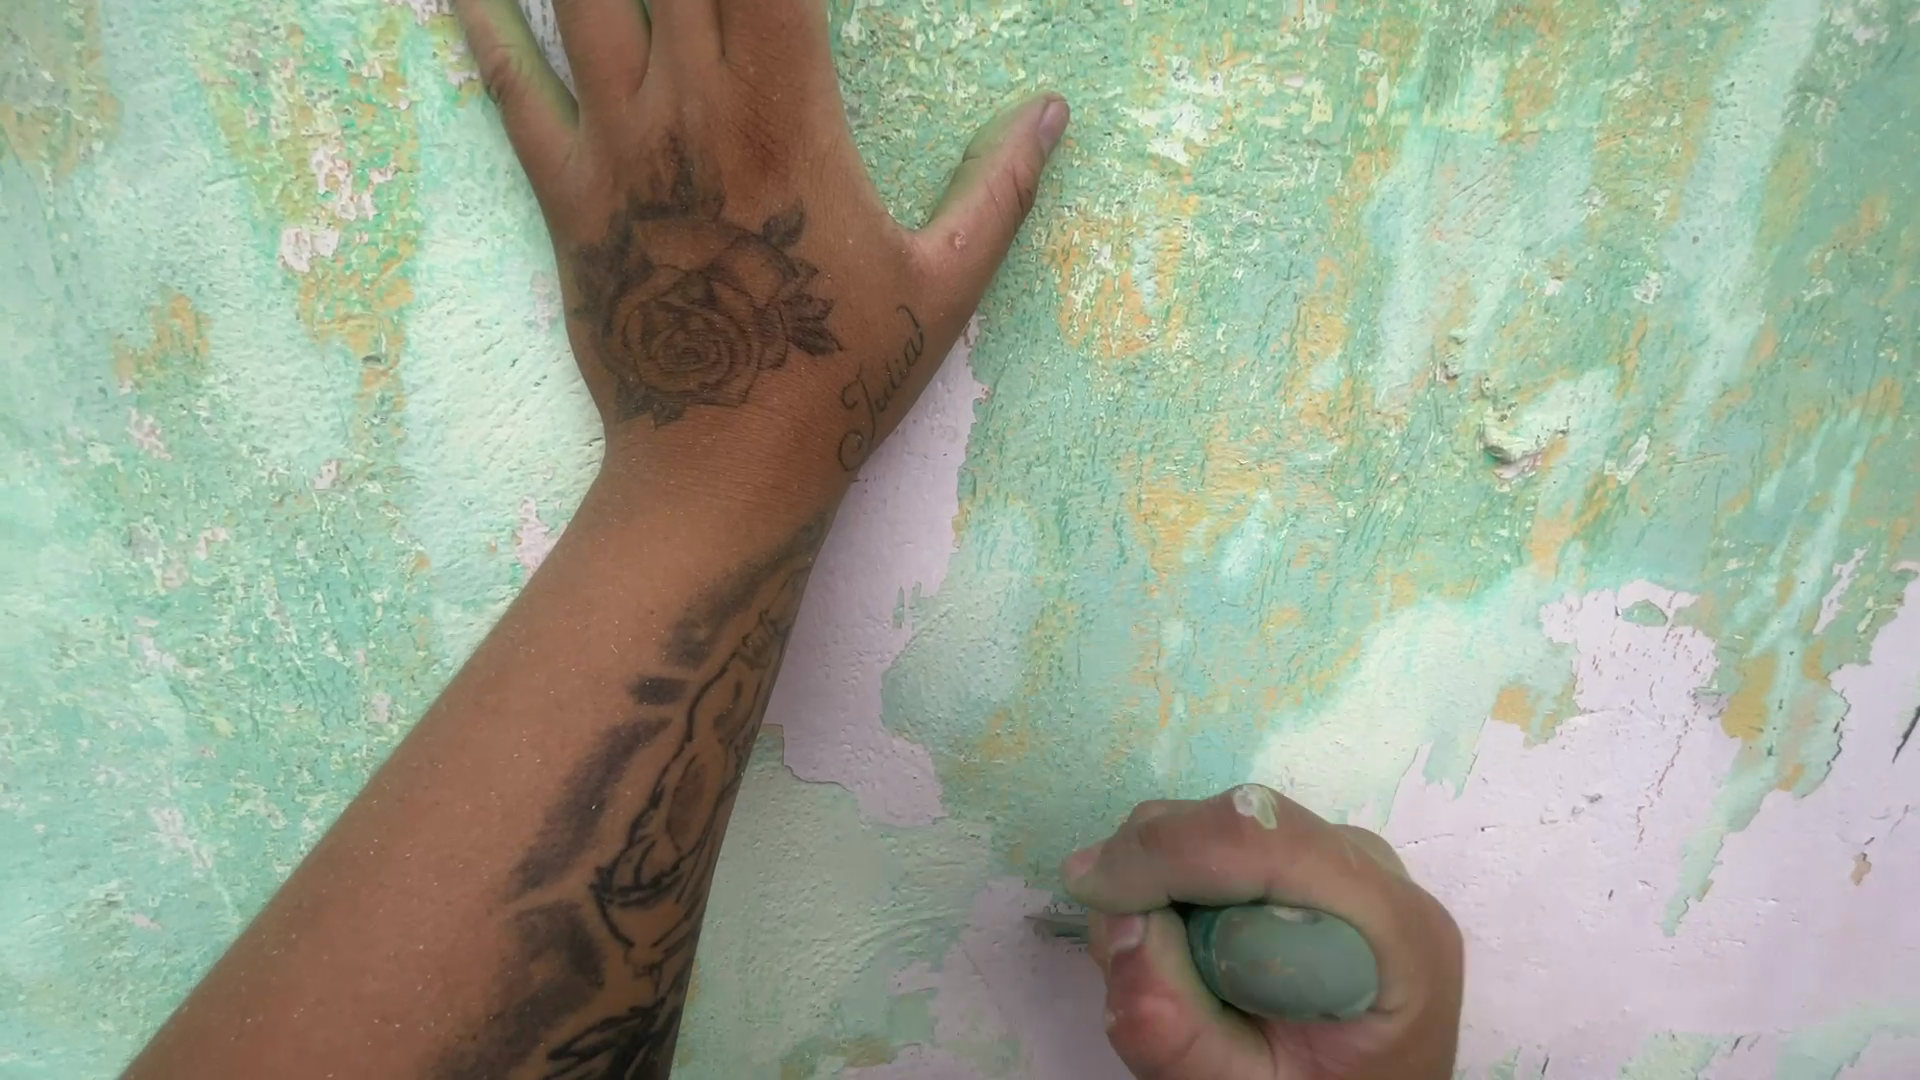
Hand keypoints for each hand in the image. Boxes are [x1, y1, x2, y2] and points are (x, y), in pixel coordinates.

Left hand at [454, 0, 1067, 513]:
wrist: (725, 473)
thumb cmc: (841, 386)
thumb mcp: (941, 293)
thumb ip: (998, 194)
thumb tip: (1053, 114)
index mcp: (785, 119)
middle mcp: (688, 110)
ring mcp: (614, 151)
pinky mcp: (565, 201)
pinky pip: (508, 89)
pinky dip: (483, 27)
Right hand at [1062, 785, 1462, 1079]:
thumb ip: (1173, 1028)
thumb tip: (1120, 924)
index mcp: (1390, 929)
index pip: (1263, 838)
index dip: (1166, 852)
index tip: (1091, 889)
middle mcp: (1370, 868)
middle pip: (1229, 819)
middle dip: (1151, 869)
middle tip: (1121, 951)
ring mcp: (1339, 852)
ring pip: (1210, 817)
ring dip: (1154, 875)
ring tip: (1163, 961)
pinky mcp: (1305, 851)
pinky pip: (1212, 831)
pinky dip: (1170, 874)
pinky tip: (1185, 935)